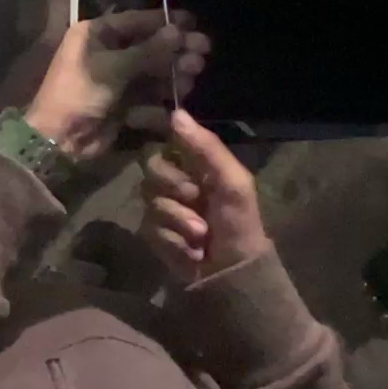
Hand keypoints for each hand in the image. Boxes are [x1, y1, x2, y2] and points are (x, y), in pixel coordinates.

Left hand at [25, 10, 210, 163]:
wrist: (59, 140)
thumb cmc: (80, 93)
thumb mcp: (114, 68)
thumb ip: (149, 50)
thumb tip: (178, 30)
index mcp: (96, 34)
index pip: (136, 21)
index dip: (165, 21)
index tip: (193, 22)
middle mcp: (107, 52)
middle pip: (149, 46)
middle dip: (175, 49)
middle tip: (203, 51)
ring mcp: (116, 79)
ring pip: (152, 71)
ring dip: (174, 72)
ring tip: (194, 73)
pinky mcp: (123, 103)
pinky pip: (149, 95)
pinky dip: (163, 96)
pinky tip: (180, 97)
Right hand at [140, 110, 269, 282]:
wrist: (232, 275)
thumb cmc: (238, 223)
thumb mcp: (231, 181)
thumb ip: (206, 147)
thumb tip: (176, 113)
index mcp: (197, 164)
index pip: (168, 139)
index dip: (166, 142)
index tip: (165, 145)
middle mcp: (176, 180)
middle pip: (151, 166)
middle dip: (175, 187)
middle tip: (197, 200)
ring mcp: (163, 207)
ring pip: (150, 198)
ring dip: (179, 219)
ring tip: (201, 235)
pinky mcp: (154, 234)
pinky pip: (149, 227)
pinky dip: (173, 240)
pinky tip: (190, 250)